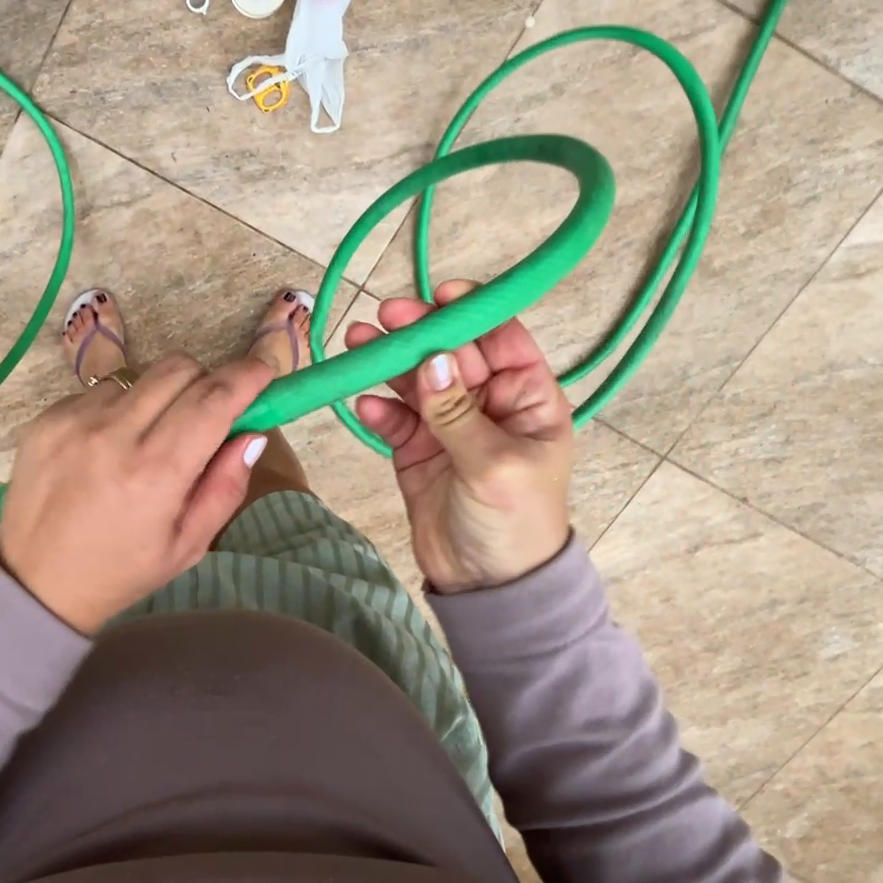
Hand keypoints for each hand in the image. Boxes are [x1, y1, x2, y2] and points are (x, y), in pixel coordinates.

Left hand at [0, 354, 273, 633]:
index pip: (213, 399)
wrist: (33, 583)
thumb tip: (253, 433)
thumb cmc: (120, 571)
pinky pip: (100, 392)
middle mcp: (114, 435)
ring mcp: (75, 421)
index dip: (245, 376)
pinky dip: (118, 409)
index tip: (262, 370)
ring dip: (158, 398)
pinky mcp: (48, 417)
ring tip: (146, 440)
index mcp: (156, 472)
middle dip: (205, 382)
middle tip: (205, 415)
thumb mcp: (187, 545)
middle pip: (179, 369)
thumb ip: (226, 486)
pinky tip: (107, 448)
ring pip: (140, 377)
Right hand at [344, 280, 574, 592]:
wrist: (487, 586)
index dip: (472, 313)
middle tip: (383, 316)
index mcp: (527, 398)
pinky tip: (365, 406)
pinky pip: (394, 417)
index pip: (501, 339)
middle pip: (449, 351)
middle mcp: (487, 402)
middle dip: (418, 332)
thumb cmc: (514, 523)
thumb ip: (457, 412)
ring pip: (415, 378)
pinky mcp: (416, 446)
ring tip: (355, 343)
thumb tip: (431, 360)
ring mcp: (448, 423)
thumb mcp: (493, 466)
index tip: (439, 296)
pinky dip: (378, 409)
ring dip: (387, 362)